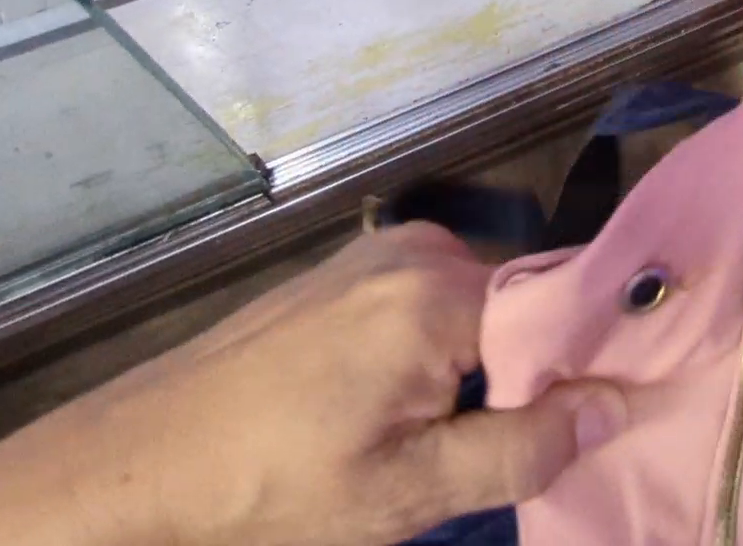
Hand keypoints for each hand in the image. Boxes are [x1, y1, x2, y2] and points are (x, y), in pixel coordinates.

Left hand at [0, 222, 626, 545]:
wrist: (127, 466)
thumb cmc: (268, 490)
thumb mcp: (402, 494)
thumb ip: (519, 448)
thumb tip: (615, 407)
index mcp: (439, 293)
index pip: (561, 306)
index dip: (590, 357)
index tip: (613, 403)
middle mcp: (421, 247)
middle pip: (522, 301)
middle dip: (537, 365)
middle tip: (530, 436)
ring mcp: (384, 249)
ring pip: (481, 299)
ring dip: (491, 358)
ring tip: (466, 426)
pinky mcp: (356, 265)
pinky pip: (438, 292)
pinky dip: (451, 340)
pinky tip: (414, 394)